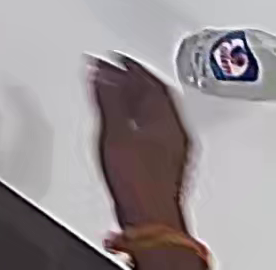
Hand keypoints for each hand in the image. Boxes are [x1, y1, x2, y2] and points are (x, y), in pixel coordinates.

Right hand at [90, 54, 191, 229]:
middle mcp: (175, 133)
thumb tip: (100, 68)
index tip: (116, 56)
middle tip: (117, 65)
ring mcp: (172, 148)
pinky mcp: (165, 159)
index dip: (132, 66)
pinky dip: (139, 109)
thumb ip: (107, 96)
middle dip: (136, 78)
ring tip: (118, 83)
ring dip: (137, 93)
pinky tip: (126, 113)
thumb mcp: (114, 129)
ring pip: (157, 110)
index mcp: (167, 122)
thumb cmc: (135, 176)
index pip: (152, 84)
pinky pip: (155, 123)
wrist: (149, 218)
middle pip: (157, 96)